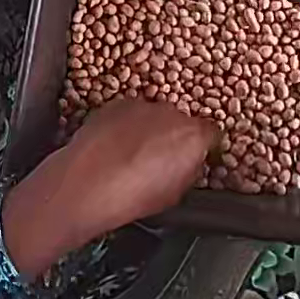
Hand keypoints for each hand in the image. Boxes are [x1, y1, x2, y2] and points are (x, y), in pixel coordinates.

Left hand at [7, 100, 216, 260]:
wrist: (88, 182)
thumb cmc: (131, 194)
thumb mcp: (175, 194)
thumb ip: (189, 171)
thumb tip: (188, 165)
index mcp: (194, 136)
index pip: (211, 134)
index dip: (204, 146)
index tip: (198, 156)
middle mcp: (172, 114)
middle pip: (181, 122)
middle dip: (174, 137)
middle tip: (159, 160)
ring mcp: (143, 106)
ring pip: (154, 116)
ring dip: (149, 130)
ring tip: (132, 156)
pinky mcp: (118, 104)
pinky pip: (130, 113)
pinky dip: (126, 125)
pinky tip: (115, 147)